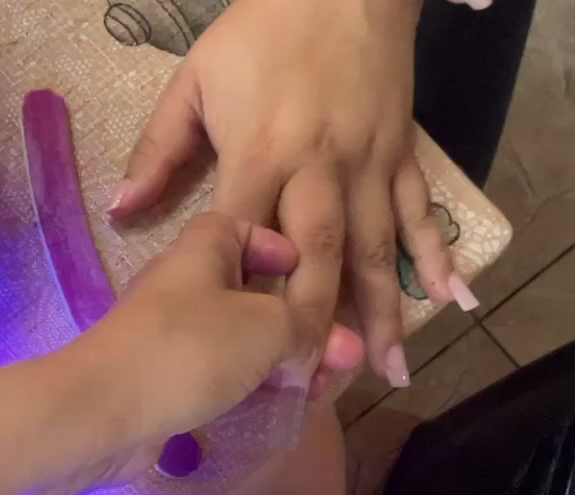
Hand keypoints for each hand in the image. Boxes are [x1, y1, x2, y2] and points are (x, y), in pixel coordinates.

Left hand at [68, 212, 363, 481]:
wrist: (101, 412)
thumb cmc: (188, 350)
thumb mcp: (268, 327)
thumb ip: (308, 329)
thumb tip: (331, 347)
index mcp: (204, 247)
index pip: (248, 228)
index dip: (287, 249)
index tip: (317, 278)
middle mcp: (184, 286)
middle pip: (253, 295)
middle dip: (301, 326)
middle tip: (339, 361)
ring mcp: (170, 338)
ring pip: (238, 343)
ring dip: (279, 364)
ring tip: (317, 391)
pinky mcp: (162, 382)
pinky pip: (216, 379)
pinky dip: (248, 390)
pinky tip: (277, 408)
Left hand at [113, 0, 469, 388]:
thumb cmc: (258, 34)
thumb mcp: (191, 81)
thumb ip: (157, 151)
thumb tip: (120, 211)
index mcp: (263, 153)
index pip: (252, 237)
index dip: (249, 295)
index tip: (246, 350)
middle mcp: (322, 165)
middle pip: (323, 252)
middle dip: (324, 319)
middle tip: (327, 380)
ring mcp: (370, 160)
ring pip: (377, 244)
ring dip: (384, 308)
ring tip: (392, 367)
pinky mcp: (402, 150)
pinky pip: (422, 208)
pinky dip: (437, 253)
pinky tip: (454, 297)